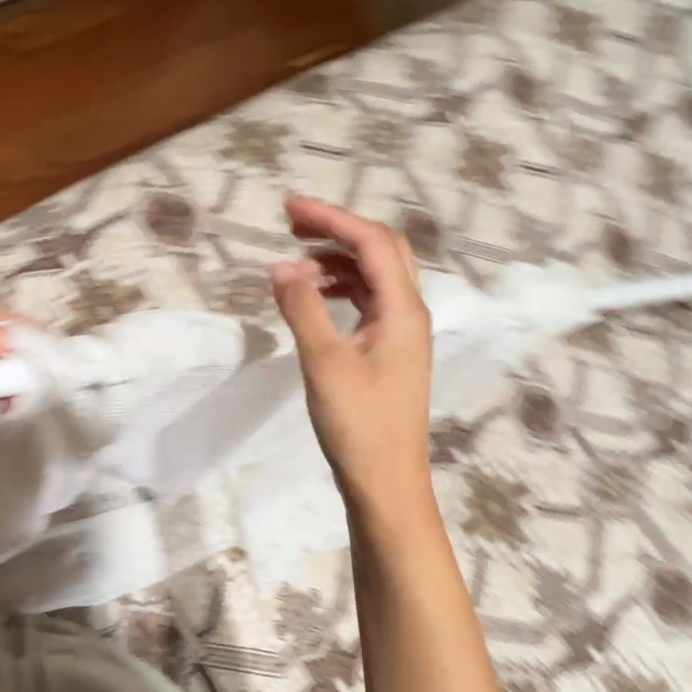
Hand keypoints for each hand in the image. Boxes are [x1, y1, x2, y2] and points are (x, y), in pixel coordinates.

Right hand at [269, 196, 432, 490]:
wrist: (386, 482)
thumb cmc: (358, 424)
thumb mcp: (324, 364)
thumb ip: (303, 309)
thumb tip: (282, 267)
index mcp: (403, 310)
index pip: (372, 243)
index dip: (331, 219)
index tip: (288, 209)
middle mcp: (410, 314)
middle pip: (382, 250)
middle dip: (338, 230)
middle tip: (292, 223)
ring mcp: (402, 334)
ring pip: (376, 276)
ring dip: (338, 258)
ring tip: (296, 259)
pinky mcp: (389, 353)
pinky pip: (369, 302)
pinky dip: (341, 288)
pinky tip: (316, 297)